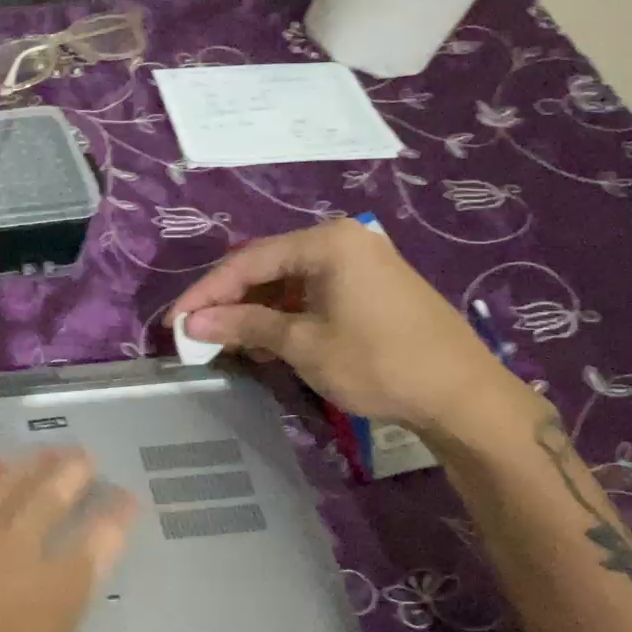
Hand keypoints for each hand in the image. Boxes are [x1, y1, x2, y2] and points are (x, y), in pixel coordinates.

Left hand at [0, 451, 176, 631]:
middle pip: (48, 504)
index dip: (115, 521)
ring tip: (44, 449)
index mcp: (51, 603)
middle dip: (71, 477)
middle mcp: (10, 562)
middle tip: (85, 454)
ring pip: (2, 492)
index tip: (128, 499)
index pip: (95, 548)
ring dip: (26, 467)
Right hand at [168, 220, 526, 435]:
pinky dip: (282, 315)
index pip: (246, 261)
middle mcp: (343, 240)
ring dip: (253, 311)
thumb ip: (243, 325)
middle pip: (265, 266)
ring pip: (286, 281)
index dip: (204, 293)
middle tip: (195, 333)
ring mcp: (360, 262)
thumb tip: (191, 324)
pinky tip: (265, 342)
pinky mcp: (369, 287)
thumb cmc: (375, 361)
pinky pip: (310, 292)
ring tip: (225, 343)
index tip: (173, 324)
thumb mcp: (301, 344)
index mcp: (327, 242)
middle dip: (227, 300)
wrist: (458, 391)